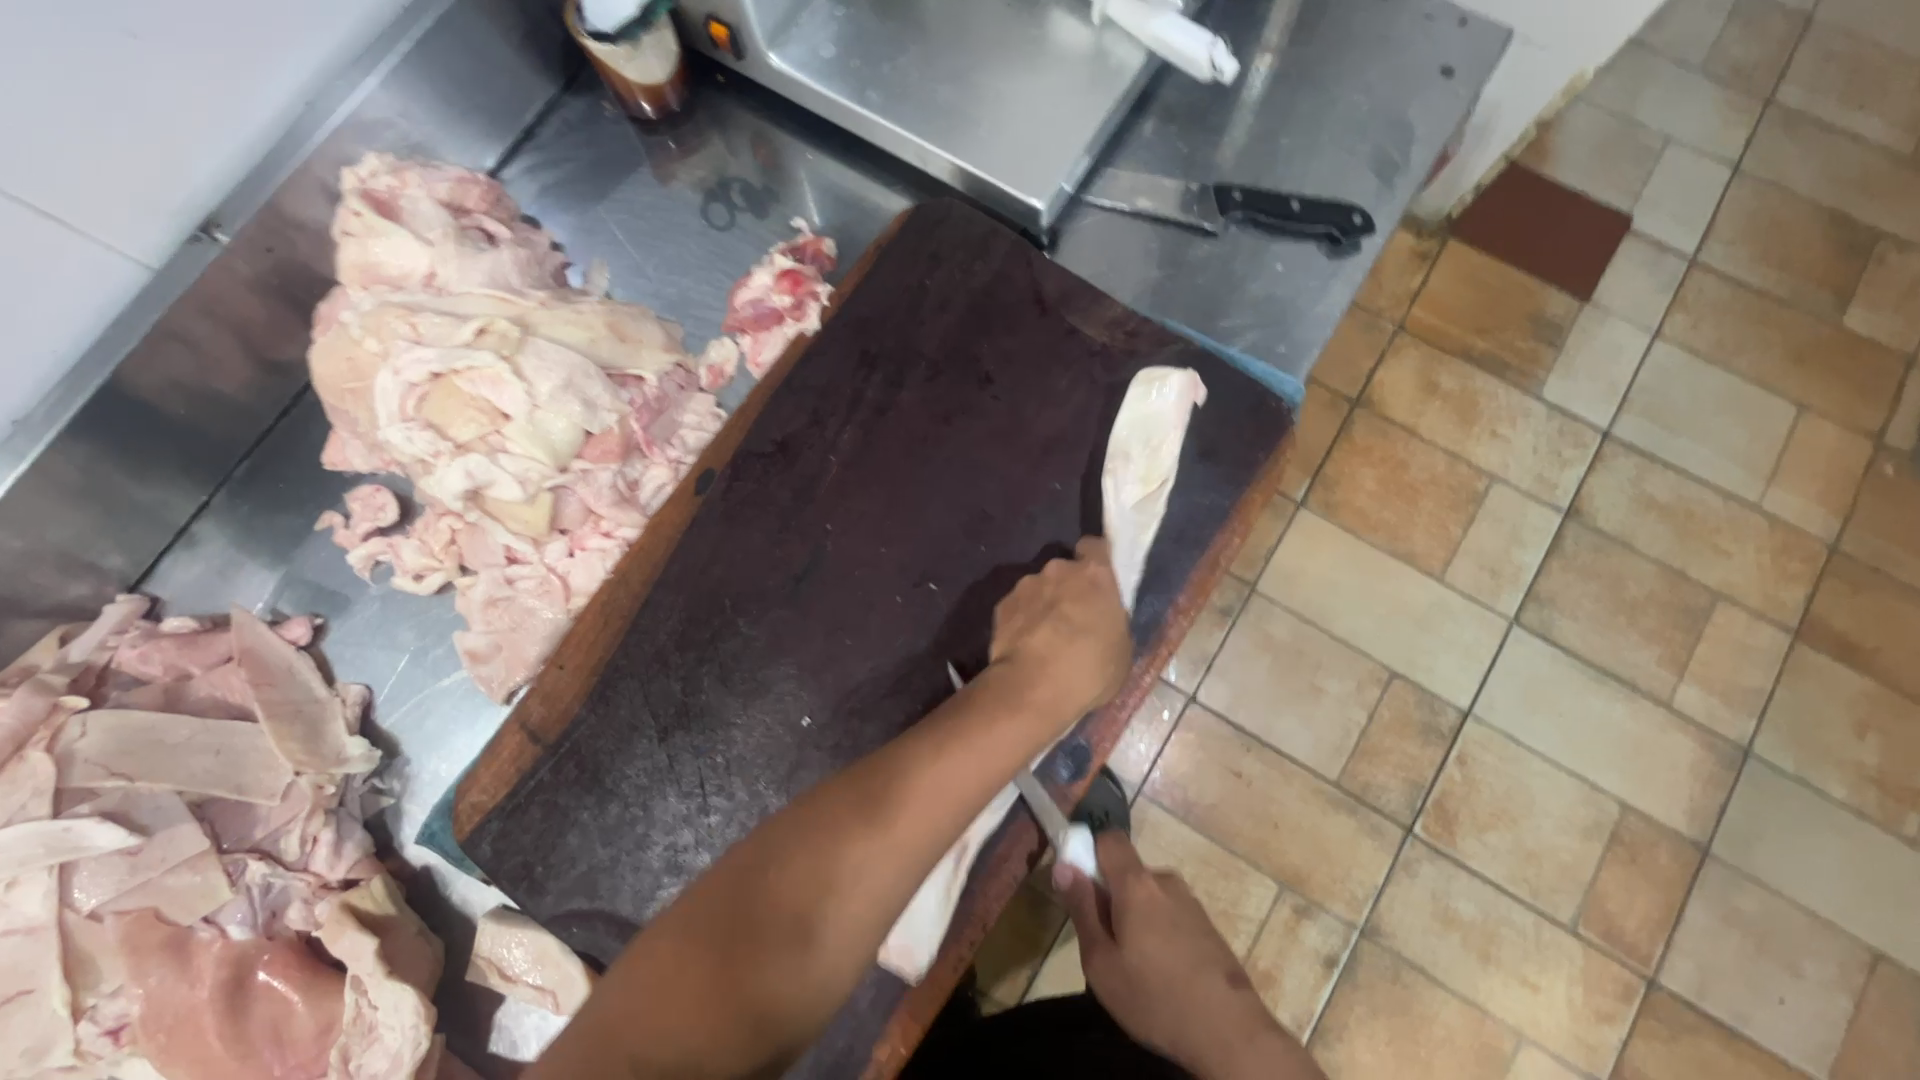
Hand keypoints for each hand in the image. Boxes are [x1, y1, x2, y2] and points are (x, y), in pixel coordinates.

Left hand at [988, 537, 1130, 722]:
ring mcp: (1026, 585)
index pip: (1095, 546)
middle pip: (1064, 571)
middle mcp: (1058, 570)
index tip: (1097, 581)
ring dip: (1043, 604)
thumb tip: (1104, 619)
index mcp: (1094, 575)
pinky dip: (1021, 620)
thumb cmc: (1091, 670)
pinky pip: (1017, 607)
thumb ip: (1112, 621)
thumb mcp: (1122, 649)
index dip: (1095, 559)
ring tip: (1045, 637)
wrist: (1034, 688)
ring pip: (1038, 588)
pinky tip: (1025, 645)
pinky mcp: (1001, 605)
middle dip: (1068, 589)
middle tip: (1073, 619)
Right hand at [1055, 832, 1323, 1079]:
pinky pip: (1170, 916)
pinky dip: (1159, 933)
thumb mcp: (1101, 961)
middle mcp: (1167, 883)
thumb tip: (1064, 866)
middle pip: (1128, 873)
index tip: (1079, 886)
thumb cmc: (1154, 998)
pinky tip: (1162, 974)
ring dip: (1136, 919)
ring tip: (1135, 967)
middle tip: (1105, 944)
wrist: (1231, 1034)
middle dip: (1111, 897)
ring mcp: (1192, 905)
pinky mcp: (1208, 928)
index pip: (1109, 838)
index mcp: (1137, 884)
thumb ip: (1082, 909)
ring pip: (1149, 898)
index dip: (1089, 852)